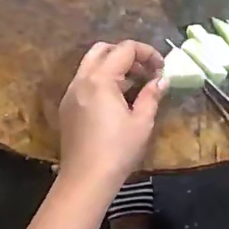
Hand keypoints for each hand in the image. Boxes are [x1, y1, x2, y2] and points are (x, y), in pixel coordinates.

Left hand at [57, 41, 165, 189]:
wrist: (85, 179)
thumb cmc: (118, 150)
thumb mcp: (142, 122)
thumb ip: (152, 95)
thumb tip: (161, 80)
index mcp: (100, 79)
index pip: (125, 49)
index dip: (147, 53)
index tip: (161, 68)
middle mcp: (81, 80)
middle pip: (103, 50)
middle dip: (126, 55)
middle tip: (146, 72)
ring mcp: (70, 93)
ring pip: (91, 65)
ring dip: (113, 67)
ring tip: (134, 86)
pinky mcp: (67, 107)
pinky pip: (84, 82)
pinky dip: (101, 80)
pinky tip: (116, 101)